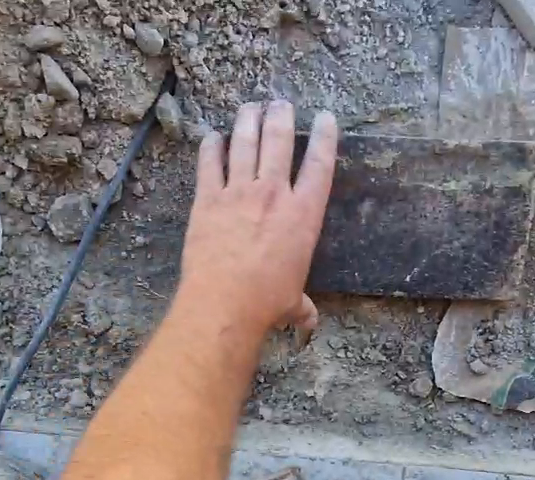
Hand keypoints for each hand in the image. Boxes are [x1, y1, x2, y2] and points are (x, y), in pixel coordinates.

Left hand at [175, 101, 337, 340]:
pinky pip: (209, 163)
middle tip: (281, 104)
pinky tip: (212, 137)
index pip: (320, 166)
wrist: (225, 303)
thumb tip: (309, 321)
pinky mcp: (208, 199)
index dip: (326, 138)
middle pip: (279, 141)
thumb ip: (302, 306)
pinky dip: (211, 147)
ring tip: (251, 107)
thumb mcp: (293, 304)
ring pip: (245, 142)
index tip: (327, 118)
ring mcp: (238, 193)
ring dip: (248, 120)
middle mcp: (273, 195)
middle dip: (282, 116)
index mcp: (303, 216)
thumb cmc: (266, 303)